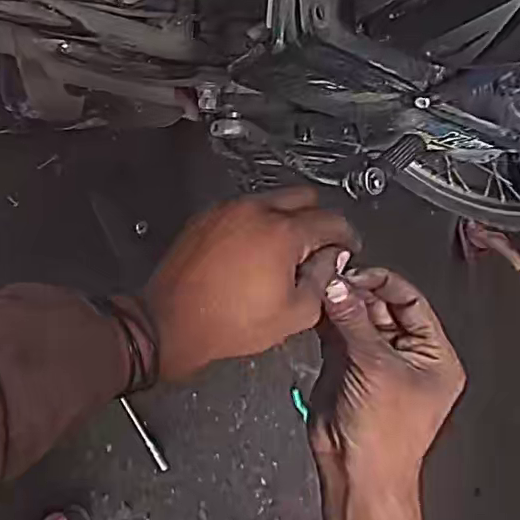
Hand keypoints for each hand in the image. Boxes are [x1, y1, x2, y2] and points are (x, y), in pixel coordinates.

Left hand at [142, 188, 357, 382]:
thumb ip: (322, 278)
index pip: (331, 220)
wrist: (172, 321)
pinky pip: (242, 209)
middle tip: (319, 247)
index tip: (347, 250)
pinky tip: (254, 251)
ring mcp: (226, 209)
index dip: (347, 237)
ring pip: (270, 200)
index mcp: (282, 231)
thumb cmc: (232, 322)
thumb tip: (330, 258)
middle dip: (318, 219)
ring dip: (285, 219)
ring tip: (284, 253)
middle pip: (303, 197)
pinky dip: (256, 223)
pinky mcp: (205, 216)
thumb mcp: (295, 312)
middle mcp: (254, 210)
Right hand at [308, 266, 464, 519]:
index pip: (411, 301)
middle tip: (330, 279)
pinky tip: (311, 305)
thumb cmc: (385, 432)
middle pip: (380, 305)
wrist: (356, 472)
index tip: (354, 274)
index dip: (383, 283)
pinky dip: (323, 317)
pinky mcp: (344, 363)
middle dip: (355, 291)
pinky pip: (335, 330)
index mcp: (433, 354)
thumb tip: (336, 283)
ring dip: (337, 302)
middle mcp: (405, 352)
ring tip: (317, 288)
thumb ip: (354, 320)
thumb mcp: (375, 368)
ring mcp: (373, 357)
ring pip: (355, 316)